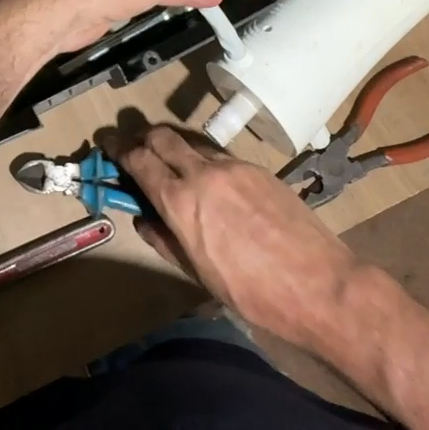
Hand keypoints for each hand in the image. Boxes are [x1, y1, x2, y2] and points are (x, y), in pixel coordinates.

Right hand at [106, 126, 363, 349]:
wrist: (320, 285)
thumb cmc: (253, 292)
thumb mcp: (199, 273)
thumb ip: (165, 241)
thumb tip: (145, 221)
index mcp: (180, 201)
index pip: (139, 159)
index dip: (118, 148)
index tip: (108, 144)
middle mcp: (202, 174)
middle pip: (162, 137)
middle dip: (142, 137)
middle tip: (135, 148)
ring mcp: (233, 167)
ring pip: (192, 143)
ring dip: (174, 147)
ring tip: (173, 165)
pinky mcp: (259, 169)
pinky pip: (220, 155)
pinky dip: (204, 160)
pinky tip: (211, 182)